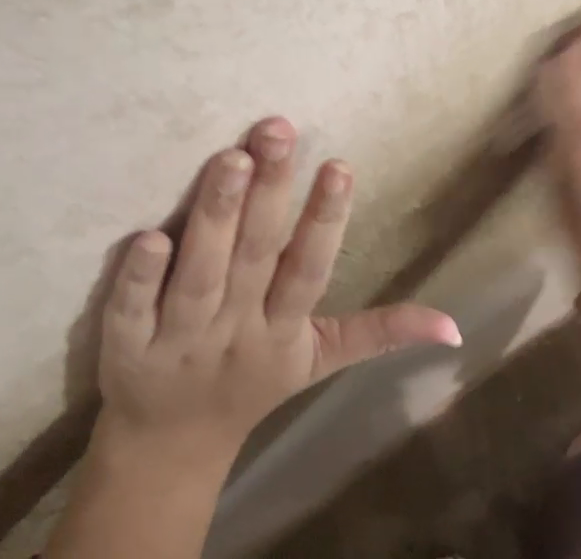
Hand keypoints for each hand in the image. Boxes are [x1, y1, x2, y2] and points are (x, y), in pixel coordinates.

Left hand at [95, 117, 461, 458]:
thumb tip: (455, 328)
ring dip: (215, 219)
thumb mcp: (319, 359)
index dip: (326, 222)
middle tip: (276, 131)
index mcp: (283, 330)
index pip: (309, 271)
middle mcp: (234, 331)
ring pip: (199, 278)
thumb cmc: (252, 383)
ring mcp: (178, 341)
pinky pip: (131, 313)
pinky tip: (149, 235)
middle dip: (269, 196)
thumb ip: (381, 333)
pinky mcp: (125, 351)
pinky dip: (139, 280)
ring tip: (231, 158)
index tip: (340, 166)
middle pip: (254, 260)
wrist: (169, 447)